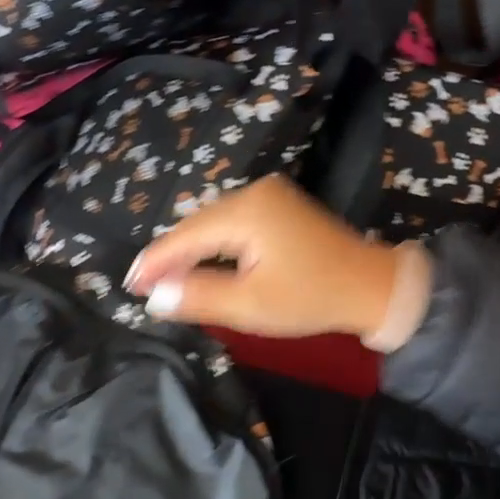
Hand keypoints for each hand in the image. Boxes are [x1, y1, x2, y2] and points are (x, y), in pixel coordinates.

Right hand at [125, 175, 402, 340]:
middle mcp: (255, 192)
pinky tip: (201, 261)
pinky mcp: (278, 204)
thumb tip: (155, 295)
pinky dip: (214, 241)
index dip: (156, 260)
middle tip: (141, 284)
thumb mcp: (251, 306)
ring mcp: (269, 194)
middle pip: (199, 223)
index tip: (128, 283)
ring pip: (215, 221)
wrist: (370, 285)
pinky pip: (233, 220)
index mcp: (247, 211)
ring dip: (191, 247)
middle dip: (170, 253)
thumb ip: (199, 296)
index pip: (187, 234)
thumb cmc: (311, 298)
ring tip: (163, 276)